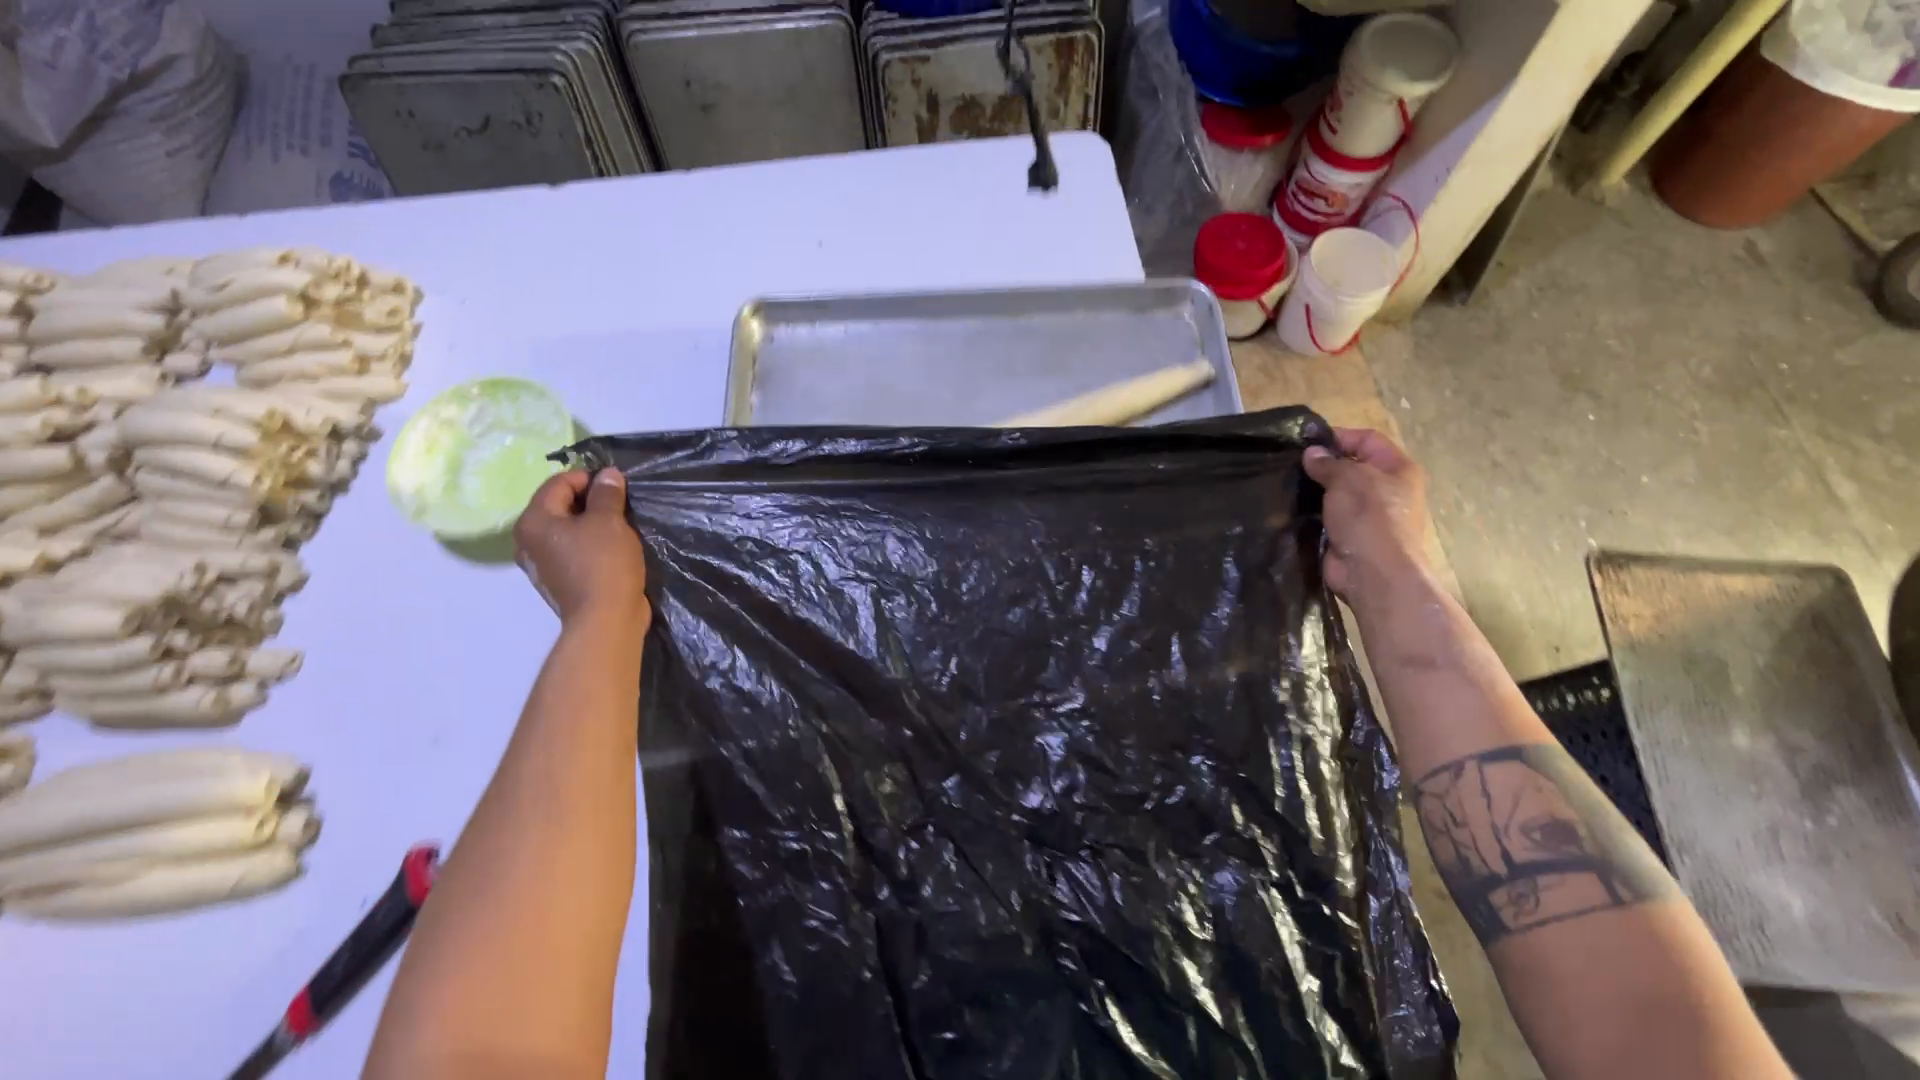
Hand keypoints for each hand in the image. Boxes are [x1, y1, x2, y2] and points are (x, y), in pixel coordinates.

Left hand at [513, 468, 649, 630]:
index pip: (558, 483)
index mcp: (533, 521)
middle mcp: (527, 541)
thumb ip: (607, 493)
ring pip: (565, 530)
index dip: (589, 477)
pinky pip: (571, 551)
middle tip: (620, 505)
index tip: (617, 484)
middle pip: (559, 506)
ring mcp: (540, 564)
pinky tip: (611, 550)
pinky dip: (588, 545)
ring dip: (590, 524)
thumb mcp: (610, 521)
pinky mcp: (556, 581)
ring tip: (618, 527)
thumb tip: (608, 474)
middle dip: (589, 501)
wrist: (605, 620)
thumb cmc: (604, 564)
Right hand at [1301, 428, 1432, 608]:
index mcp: (1398, 469)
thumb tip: (1311, 453)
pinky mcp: (1350, 535)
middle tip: (1291, 463)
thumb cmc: (1370, 517)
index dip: (1339, 437)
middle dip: (1324, 464)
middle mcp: (1387, 489)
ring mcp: (1368, 514)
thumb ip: (1328, 463)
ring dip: (1316, 489)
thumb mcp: (1348, 479)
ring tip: (1287, 483)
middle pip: (1352, 466)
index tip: (1306, 442)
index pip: (1367, 440)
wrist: (1373, 573)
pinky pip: (1329, 516)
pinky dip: (1313, 512)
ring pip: (1338, 492)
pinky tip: (1291, 507)